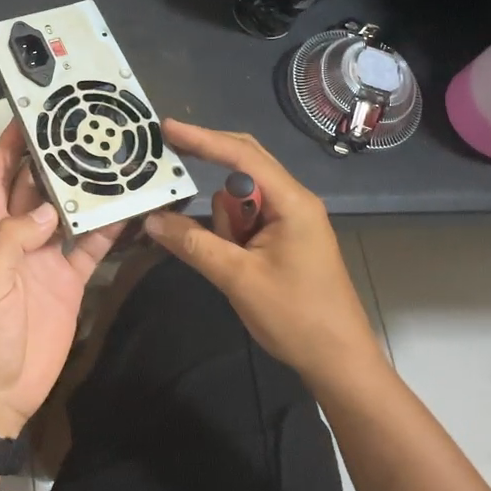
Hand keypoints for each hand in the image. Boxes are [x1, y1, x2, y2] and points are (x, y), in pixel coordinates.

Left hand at [0, 121, 125, 437]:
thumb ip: (13, 238)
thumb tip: (48, 208)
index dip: (9, 146)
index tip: (29, 115)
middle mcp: (16, 236)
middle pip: (35, 188)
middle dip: (53, 159)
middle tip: (82, 130)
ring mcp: (45, 258)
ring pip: (67, 213)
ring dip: (85, 191)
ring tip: (112, 161)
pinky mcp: (70, 281)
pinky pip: (92, 248)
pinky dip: (109, 230)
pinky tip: (130, 210)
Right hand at [143, 120, 379, 386]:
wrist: (339, 361)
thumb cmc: (296, 317)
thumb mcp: (238, 279)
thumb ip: (194, 244)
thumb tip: (151, 219)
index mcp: (292, 202)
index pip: (242, 157)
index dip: (203, 139)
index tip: (166, 128)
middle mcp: (293, 202)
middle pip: (244, 165)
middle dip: (208, 161)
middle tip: (167, 154)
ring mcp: (290, 221)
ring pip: (241, 198)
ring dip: (223, 218)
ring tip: (227, 259)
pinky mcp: (284, 239)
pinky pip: (247, 220)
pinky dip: (229, 230)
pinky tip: (227, 257)